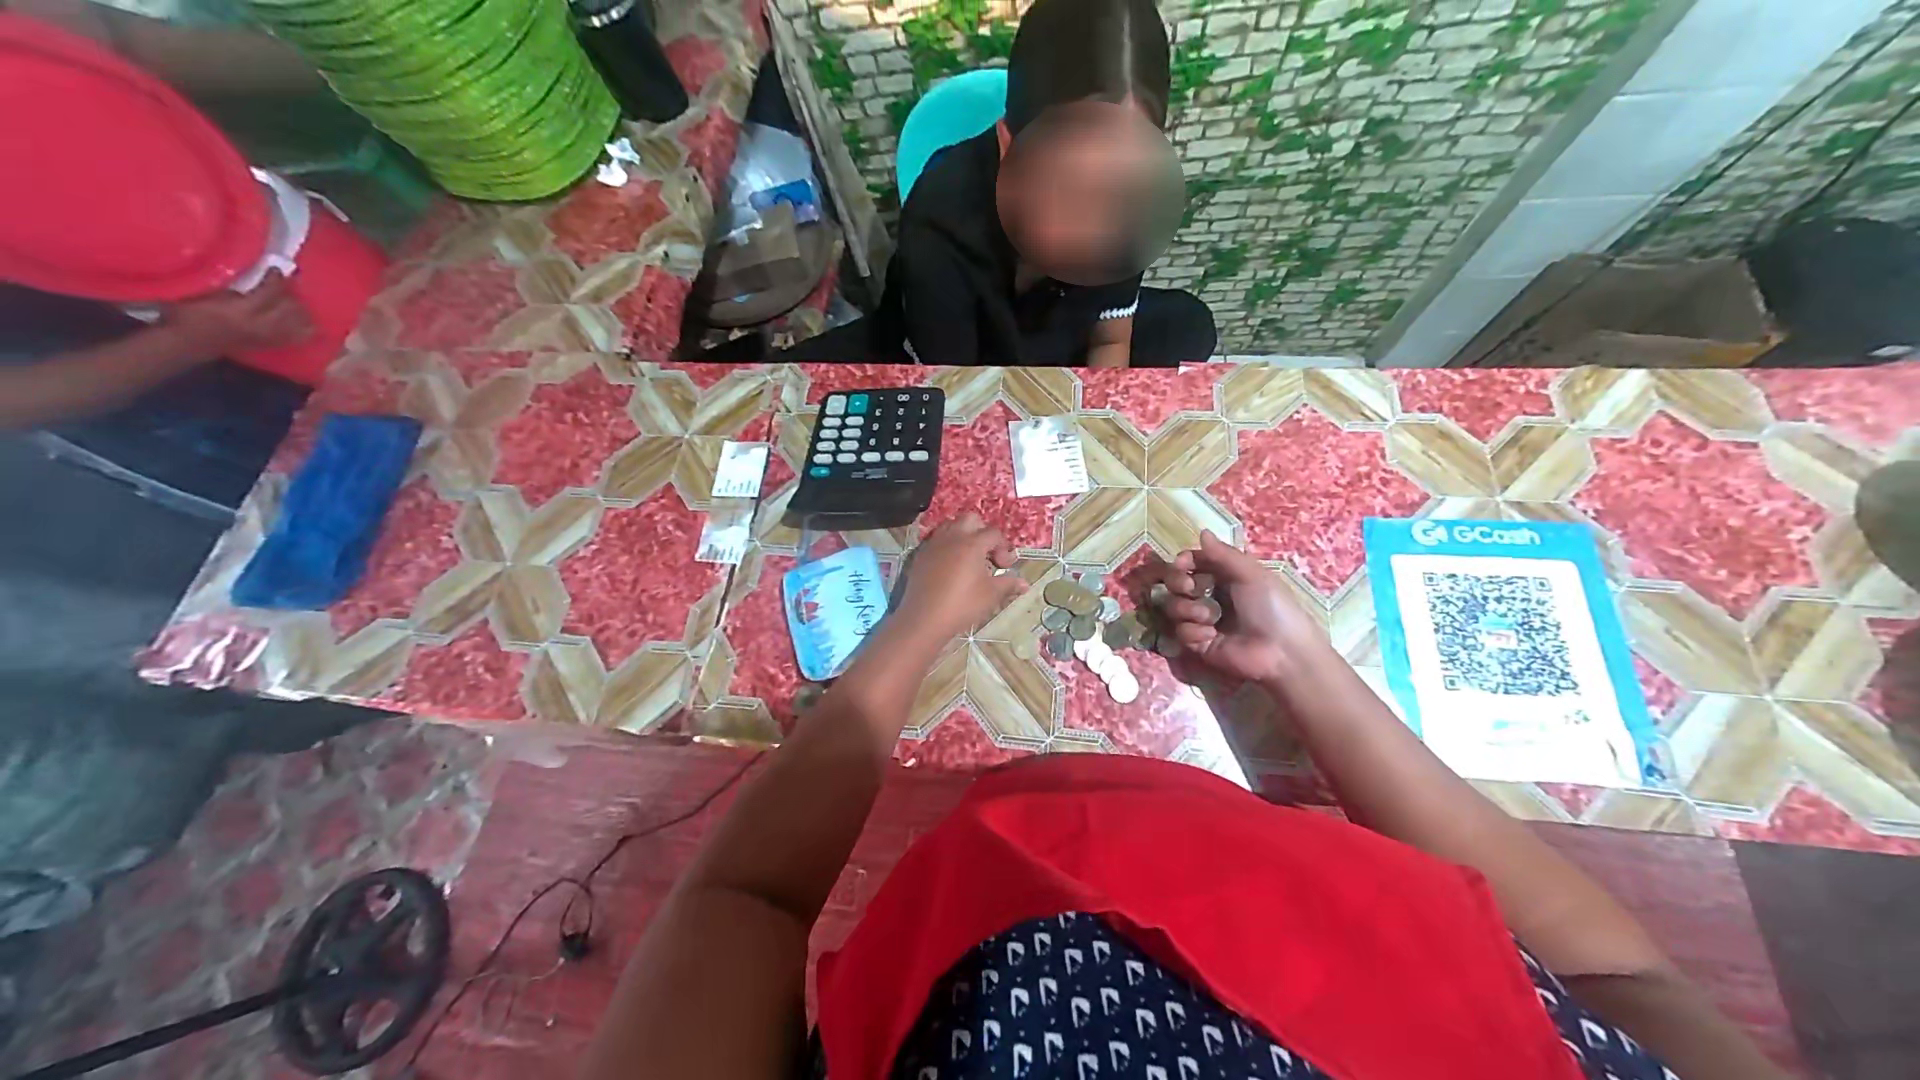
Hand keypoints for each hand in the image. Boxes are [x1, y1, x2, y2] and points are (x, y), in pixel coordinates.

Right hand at [162, 271, 313, 354]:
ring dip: (301, 310)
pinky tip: (304, 319)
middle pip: (291, 308)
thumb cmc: (191, 313)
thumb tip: (260, 283)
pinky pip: (301, 337)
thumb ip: (238, 290)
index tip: (276, 270)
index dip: (277, 280)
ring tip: (294, 301)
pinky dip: (305, 326)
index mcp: (242, 310)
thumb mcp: (209, 295)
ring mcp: (271, 337)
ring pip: (301, 323)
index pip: (271, 293)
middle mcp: (263, 325)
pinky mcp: (274, 345)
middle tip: (286, 285)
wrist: (189, 342)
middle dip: (291, 295)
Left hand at [895, 514, 1026, 640]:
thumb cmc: (962, 604)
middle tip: (987, 555)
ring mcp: (933, 544)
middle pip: (971, 520)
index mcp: (972, 543)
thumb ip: (1008, 584)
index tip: (1005, 567)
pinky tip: (950, 568)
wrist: (924, 618)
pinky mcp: (920, 555)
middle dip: (982, 533)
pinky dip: (947, 547)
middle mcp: (952, 537)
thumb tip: (1025, 583)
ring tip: (969, 560)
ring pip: (951, 526)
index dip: (1004, 547)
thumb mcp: (990, 595)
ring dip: (963, 537)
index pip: (994, 533)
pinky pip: (937, 541)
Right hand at [1160, 533, 1333, 687]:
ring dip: (1187, 609)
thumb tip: (1202, 531)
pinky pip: (1181, 632)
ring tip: (1208, 618)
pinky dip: (1193, 632)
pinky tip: (1211, 636)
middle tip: (1189, 589)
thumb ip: (1223, 554)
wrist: (1282, 652)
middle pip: (1176, 583)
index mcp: (1225, 577)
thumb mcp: (1251, 574)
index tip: (1182, 564)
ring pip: (1174, 607)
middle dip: (1177, 583)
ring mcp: (1203, 621)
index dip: (1183, 562)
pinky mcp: (1198, 644)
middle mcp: (1211, 596)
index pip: (1193, 563)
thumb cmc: (1272, 607)